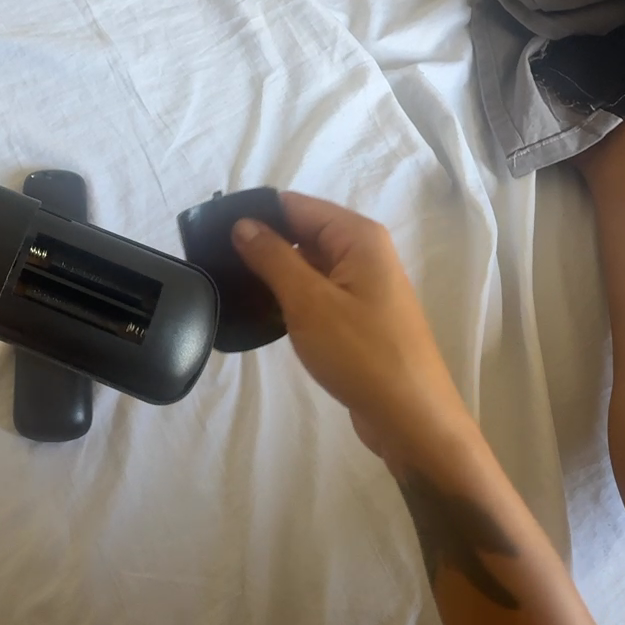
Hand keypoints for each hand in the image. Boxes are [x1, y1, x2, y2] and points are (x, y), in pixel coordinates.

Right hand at [232, 193, 467, 462]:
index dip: (257, 213)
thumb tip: (243, 225)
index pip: (296, 206)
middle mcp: (363, 253)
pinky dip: (289, 297)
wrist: (410, 419)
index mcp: (357, 237)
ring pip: (307, 264)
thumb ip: (273, 257)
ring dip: (273, 272)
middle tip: (214, 259)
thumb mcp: (308, 301)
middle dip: (262, 243)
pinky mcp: (357, 316)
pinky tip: (259, 311)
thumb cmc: (361, 353)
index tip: (213, 229)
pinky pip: (315, 292)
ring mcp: (362, 286)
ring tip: (228, 283)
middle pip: (302, 232)